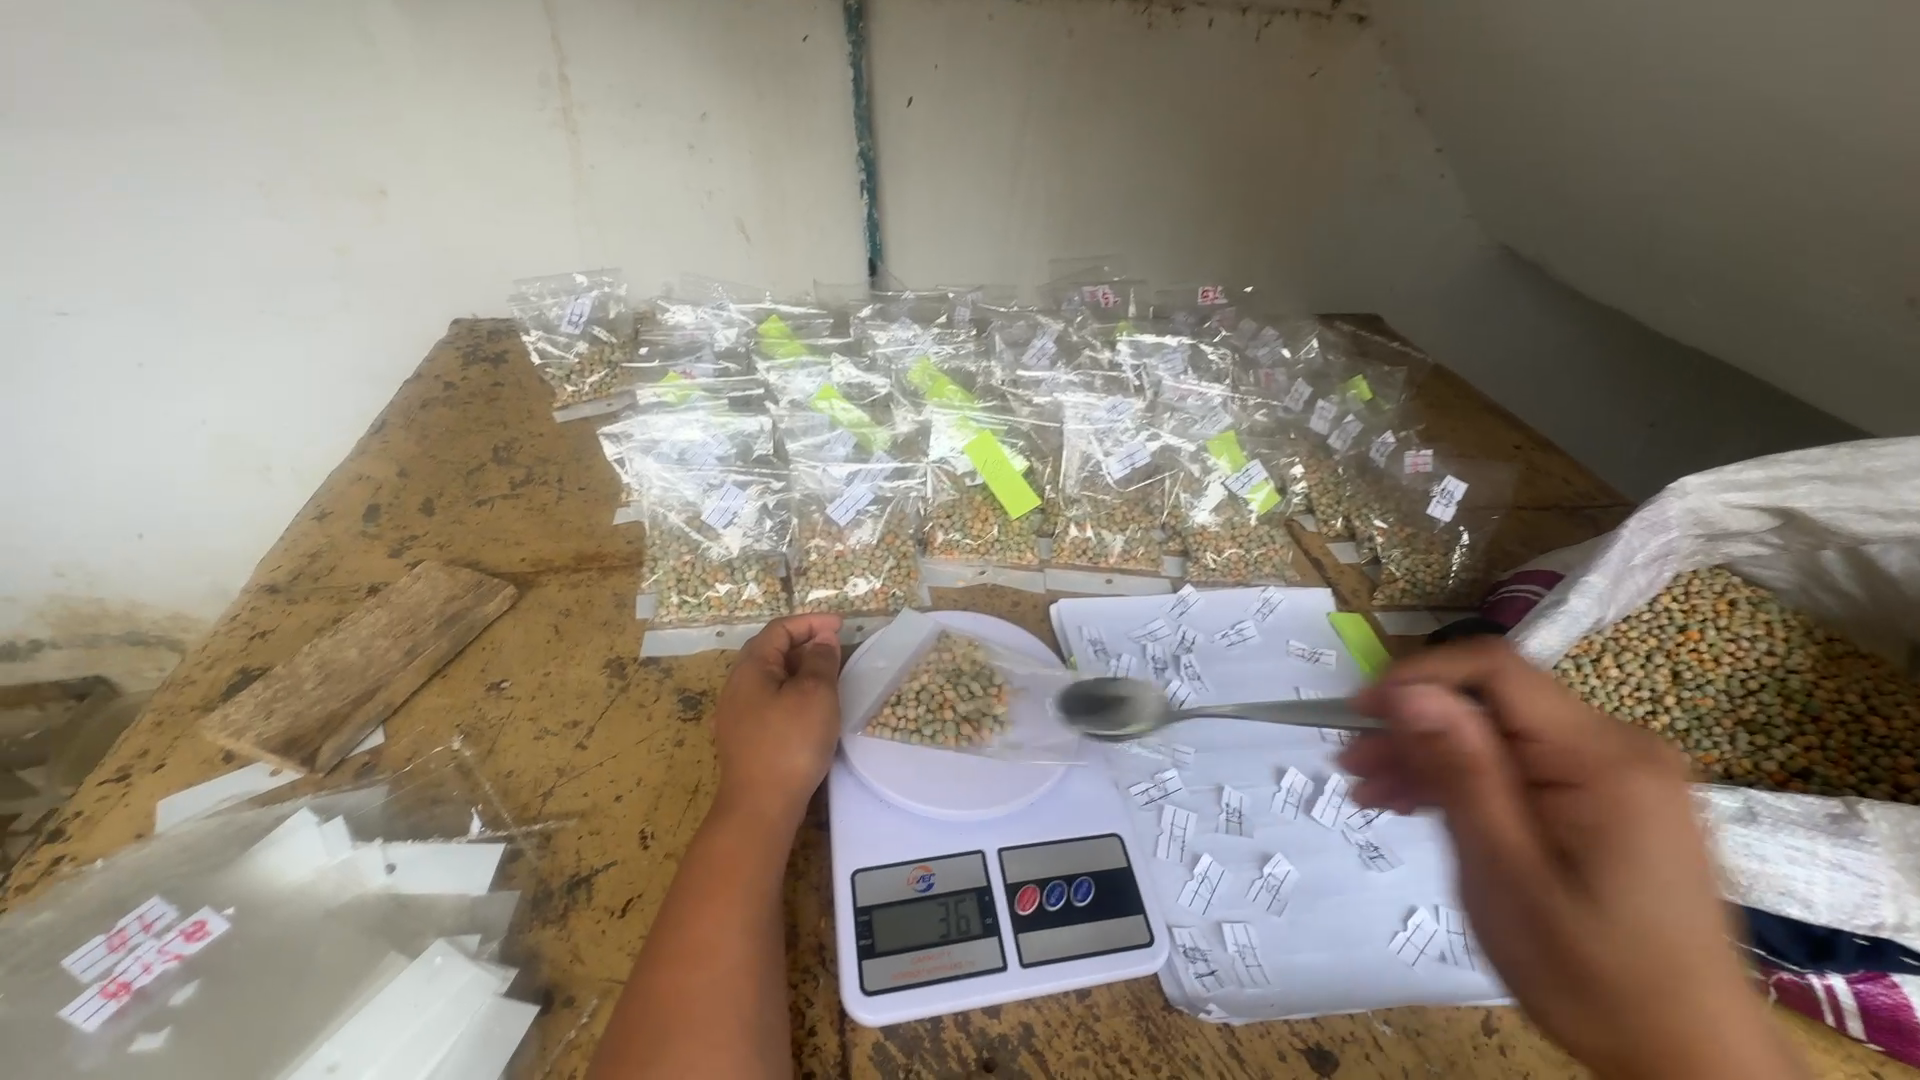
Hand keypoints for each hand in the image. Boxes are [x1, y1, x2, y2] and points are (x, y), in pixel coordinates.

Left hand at [709, 613, 843, 821]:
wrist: (760, 807)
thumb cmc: (790, 743)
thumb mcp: (815, 694)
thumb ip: (821, 661)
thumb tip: (822, 640)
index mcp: (750, 668)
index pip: (779, 630)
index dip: (810, 622)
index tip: (841, 625)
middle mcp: (736, 686)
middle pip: (771, 651)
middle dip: (805, 644)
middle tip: (837, 649)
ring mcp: (737, 715)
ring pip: (771, 678)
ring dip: (800, 670)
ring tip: (829, 677)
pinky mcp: (744, 738)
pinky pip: (770, 701)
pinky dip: (793, 693)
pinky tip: (812, 709)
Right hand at [1339, 639, 1802, 1079]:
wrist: (1688, 1056)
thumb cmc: (1591, 973)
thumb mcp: (1505, 872)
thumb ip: (1461, 771)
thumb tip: (1407, 691)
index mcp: (1602, 757)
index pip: (1495, 669)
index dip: (1417, 676)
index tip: (1359, 712)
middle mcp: (1618, 747)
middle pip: (1492, 704)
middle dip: (1414, 727)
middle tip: (1350, 766)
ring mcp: (1618, 774)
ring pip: (1500, 735)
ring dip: (1430, 756)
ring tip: (1370, 792)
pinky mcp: (1609, 800)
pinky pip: (1523, 766)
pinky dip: (1468, 780)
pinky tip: (1417, 805)